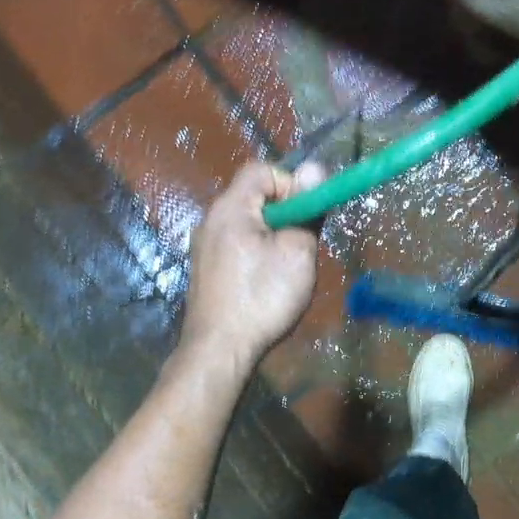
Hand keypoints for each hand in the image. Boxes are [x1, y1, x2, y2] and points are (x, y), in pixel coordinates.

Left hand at [179, 161, 323, 368]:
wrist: (219, 349)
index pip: (262, 170)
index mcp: (231, 207)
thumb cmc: (262, 297)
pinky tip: (264, 286)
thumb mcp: (297, 253)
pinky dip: (256, 257)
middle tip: (302, 247)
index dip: (291, 184)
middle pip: (254, 198)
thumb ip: (306, 210)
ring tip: (285, 271)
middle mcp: (211, 219)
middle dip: (285, 216)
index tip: (307, 217)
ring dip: (272, 239)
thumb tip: (315, 169)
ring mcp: (204, 247)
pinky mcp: (205, 270)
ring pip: (248, 226)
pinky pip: (236, 247)